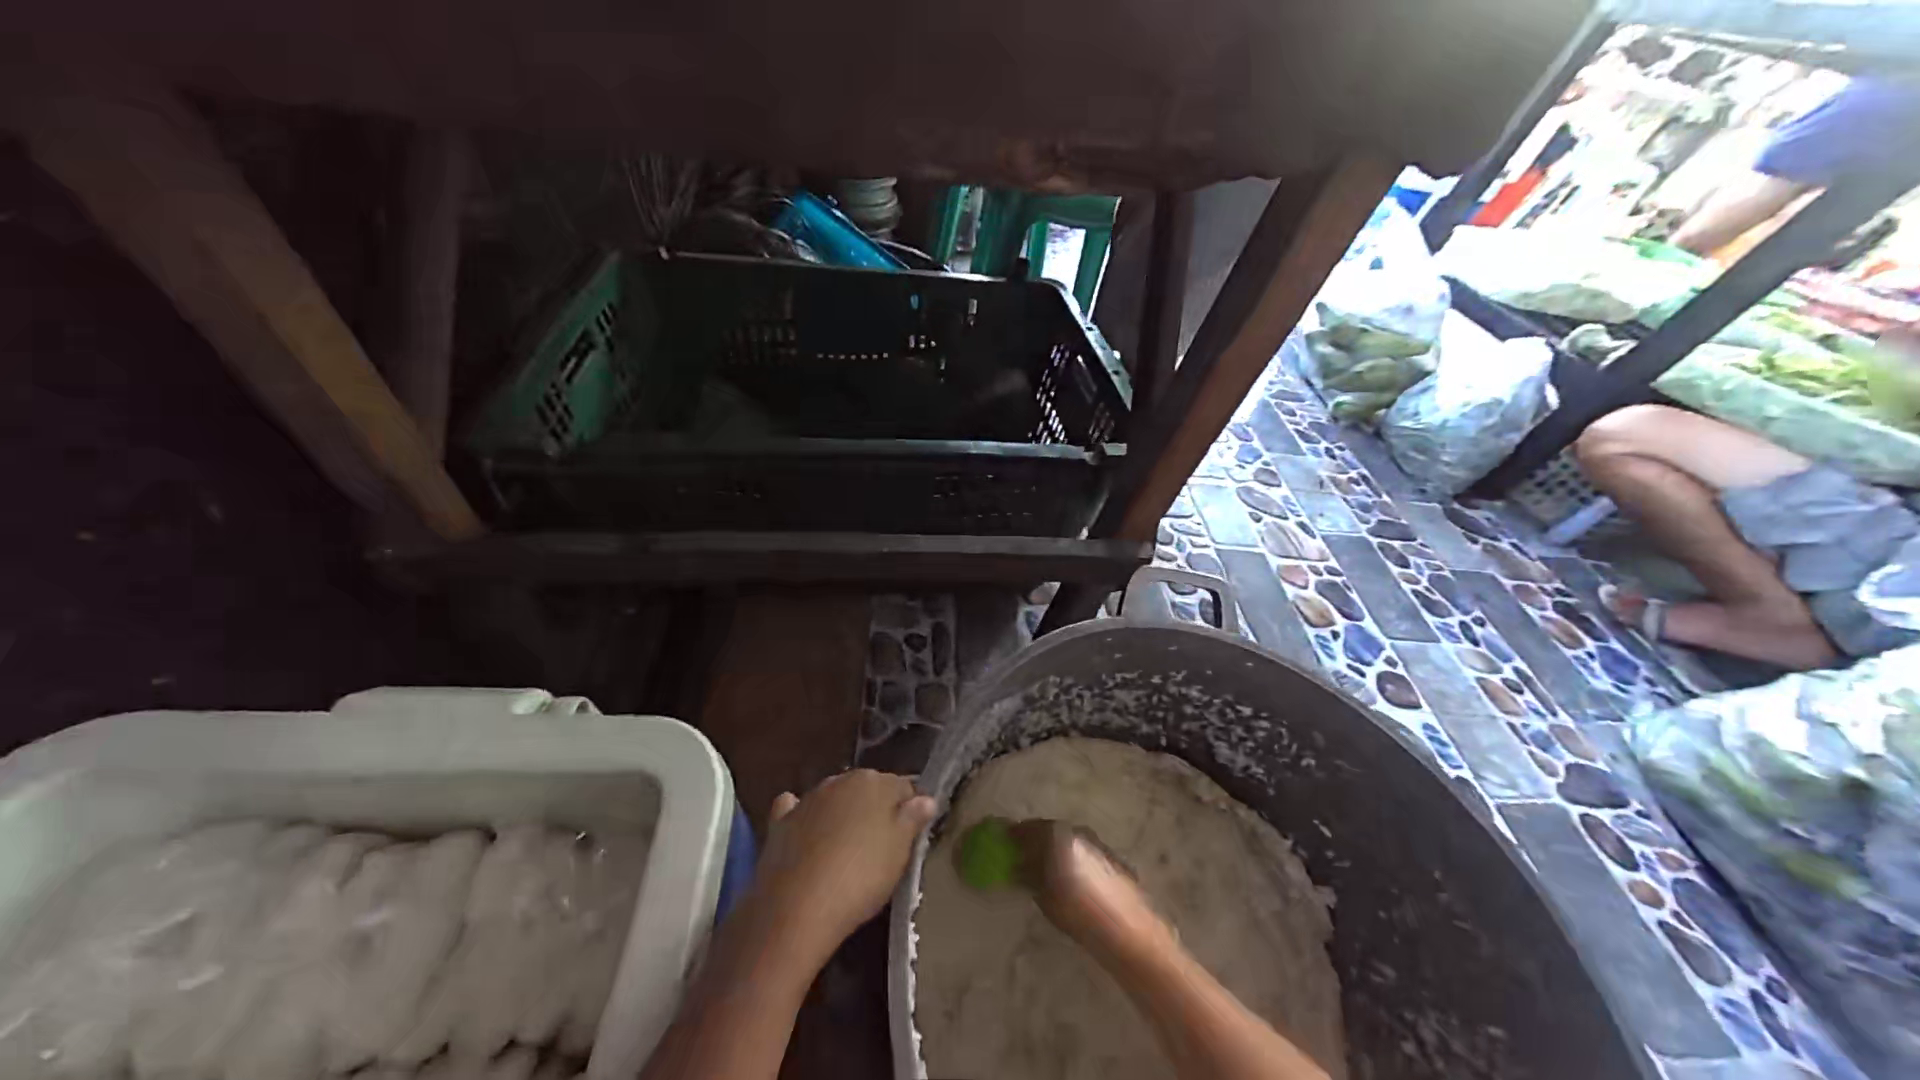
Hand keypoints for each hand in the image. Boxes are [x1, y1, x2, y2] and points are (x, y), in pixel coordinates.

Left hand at [751, 770, 938, 954]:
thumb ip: (913, 819)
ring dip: (843, 813)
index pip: (904, 786)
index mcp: (874, 781)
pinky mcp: (780, 821)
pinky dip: (804, 817)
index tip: (913, 834)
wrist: (797, 908)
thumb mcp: (899, 852)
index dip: (911, 809)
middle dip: (877, 808)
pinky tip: (806, 831)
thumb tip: (925, 798)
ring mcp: (808, 799)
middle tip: (884, 844)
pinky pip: (797, 810)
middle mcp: (840, 780)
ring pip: (835, 798)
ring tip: (848, 847)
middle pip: (867, 789)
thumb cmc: (861, 877)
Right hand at [1010, 820, 1172, 958]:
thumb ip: (1028, 877)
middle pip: (1046, 830)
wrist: (1132, 933)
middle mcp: (1077, 830)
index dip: (1012, 836)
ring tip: (1042, 872)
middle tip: (1019, 859)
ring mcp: (1096, 841)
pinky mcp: (1110, 855)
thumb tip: (1016, 868)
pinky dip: (1068, 857)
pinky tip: (1066, 879)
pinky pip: (1079, 849)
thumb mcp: (1047, 899)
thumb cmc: (1082, 916)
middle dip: (1031, 842)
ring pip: (1064, 839)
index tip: (1002, 845)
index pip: (1026, 828)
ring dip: (1051, 850)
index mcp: (1057, 836)